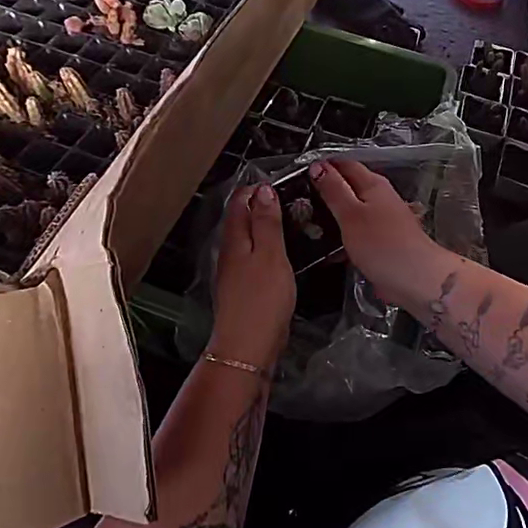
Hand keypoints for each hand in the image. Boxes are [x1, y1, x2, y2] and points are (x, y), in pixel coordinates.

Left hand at [210, 184, 294, 367]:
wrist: (249, 347)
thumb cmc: (261, 299)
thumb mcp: (270, 254)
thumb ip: (267, 222)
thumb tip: (262, 190)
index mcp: (234, 239)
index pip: (240, 202)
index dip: (257, 188)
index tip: (283, 180)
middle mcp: (231, 252)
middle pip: (244, 219)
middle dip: (264, 205)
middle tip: (294, 197)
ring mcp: (237, 272)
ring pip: (251, 238)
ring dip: (269, 226)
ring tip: (296, 220)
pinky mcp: (247, 288)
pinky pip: (258, 257)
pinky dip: (271, 247)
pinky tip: (287, 252)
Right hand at [310, 159, 446, 306]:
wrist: (416, 278)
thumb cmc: (383, 244)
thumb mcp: (351, 214)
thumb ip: (334, 189)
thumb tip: (318, 165)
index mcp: (373, 184)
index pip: (344, 164)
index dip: (323, 166)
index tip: (299, 173)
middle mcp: (380, 198)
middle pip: (348, 187)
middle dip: (325, 191)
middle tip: (297, 200)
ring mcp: (383, 220)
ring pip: (351, 211)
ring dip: (332, 216)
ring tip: (305, 223)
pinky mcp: (382, 241)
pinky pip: (356, 232)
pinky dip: (342, 236)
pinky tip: (327, 248)